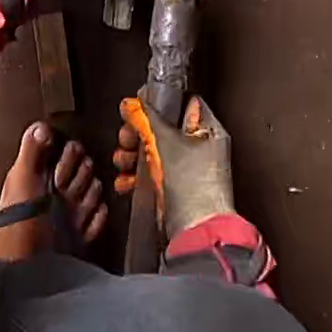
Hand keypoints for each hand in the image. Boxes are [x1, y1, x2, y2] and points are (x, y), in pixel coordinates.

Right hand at [114, 95, 233, 235]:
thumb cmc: (192, 186)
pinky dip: (134, 175)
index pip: (183, 103)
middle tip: (127, 136)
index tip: (139, 105)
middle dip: (137, 131)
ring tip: (123, 159)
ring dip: (131, 154)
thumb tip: (134, 102)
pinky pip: (149, 172)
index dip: (159, 101)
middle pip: (161, 126)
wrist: (194, 230)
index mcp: (208, 131)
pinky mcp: (173, 186)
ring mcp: (185, 168)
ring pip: (151, 149)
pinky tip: (125, 179)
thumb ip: (146, 118)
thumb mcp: (165, 141)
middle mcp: (199, 147)